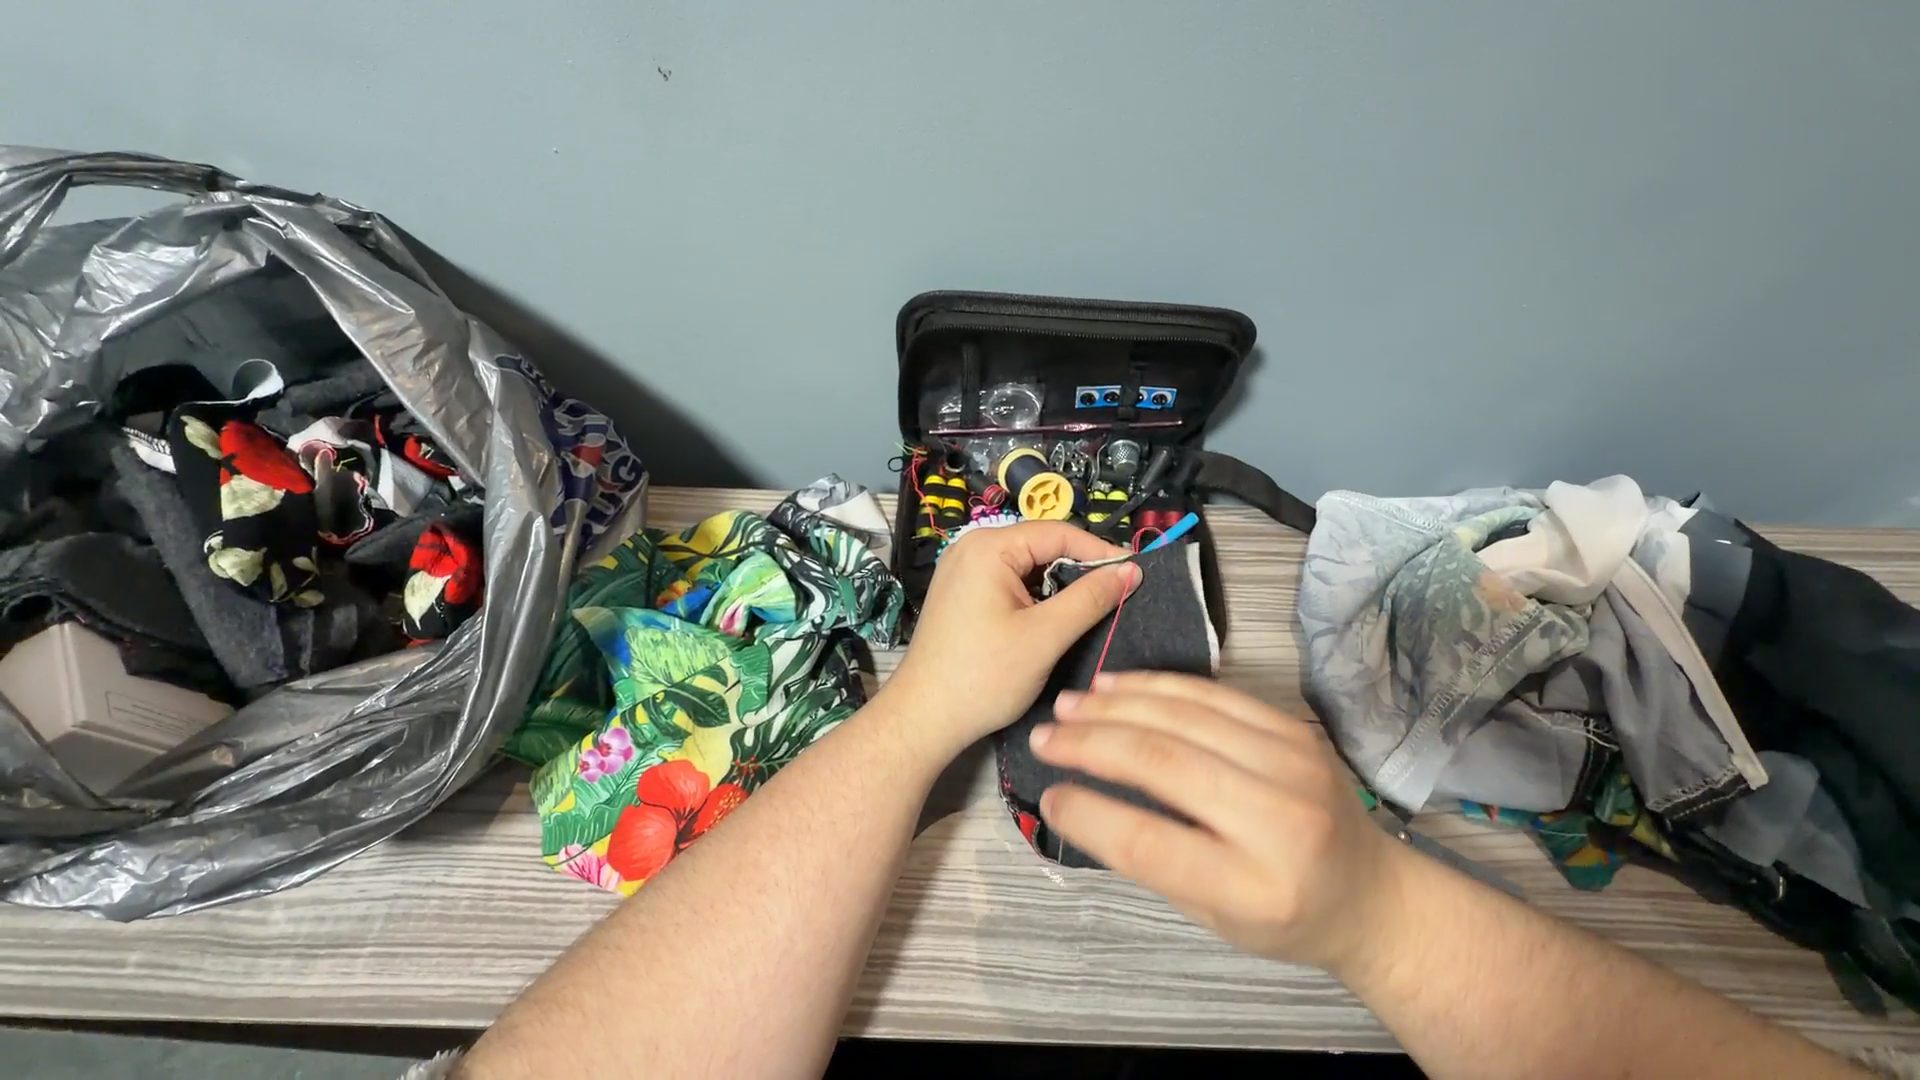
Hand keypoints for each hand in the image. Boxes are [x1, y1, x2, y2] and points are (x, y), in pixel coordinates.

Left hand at [876, 522, 1138, 760]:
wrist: (924, 717)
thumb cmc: (983, 676)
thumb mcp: (1045, 637)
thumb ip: (1090, 599)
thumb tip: (1131, 571)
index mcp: (988, 547)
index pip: (1058, 533)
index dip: (1100, 552)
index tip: (1135, 575)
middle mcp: (971, 548)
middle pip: (1041, 546)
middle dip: (1079, 570)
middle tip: (1116, 596)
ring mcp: (962, 570)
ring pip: (1027, 566)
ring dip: (1058, 586)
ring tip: (1090, 611)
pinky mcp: (961, 593)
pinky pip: (1009, 582)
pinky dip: (1035, 597)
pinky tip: (1052, 620)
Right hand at [1028, 672, 1408, 975]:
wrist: (1373, 893)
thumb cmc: (1283, 917)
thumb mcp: (1213, 914)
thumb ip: (1150, 859)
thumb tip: (1075, 796)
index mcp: (1256, 888)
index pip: (1151, 843)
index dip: (1089, 814)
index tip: (1048, 794)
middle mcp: (1280, 819)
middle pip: (1164, 763)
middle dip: (1091, 744)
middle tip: (1044, 737)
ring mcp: (1293, 763)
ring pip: (1183, 717)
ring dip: (1114, 706)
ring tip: (1067, 706)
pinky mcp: (1293, 728)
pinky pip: (1211, 693)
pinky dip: (1155, 686)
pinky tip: (1114, 685)